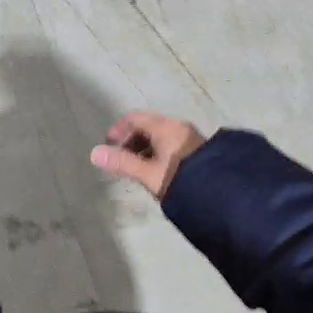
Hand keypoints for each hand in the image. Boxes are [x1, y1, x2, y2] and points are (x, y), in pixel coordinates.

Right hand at [90, 111, 206, 198]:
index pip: (135, 119)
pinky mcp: (196, 152)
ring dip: (143, 150)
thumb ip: (122, 163)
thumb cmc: (178, 179)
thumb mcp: (148, 173)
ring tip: (135, 170)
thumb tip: (95, 154)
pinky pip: (170, 147)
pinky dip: (157, 155)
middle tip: (120, 161)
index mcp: (165, 128)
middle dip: (130, 142)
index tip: (109, 147)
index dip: (118, 130)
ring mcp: (189, 140)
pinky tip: (155, 173)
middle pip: (148, 128)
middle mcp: (178, 128)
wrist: (217, 193)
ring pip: (160, 139)